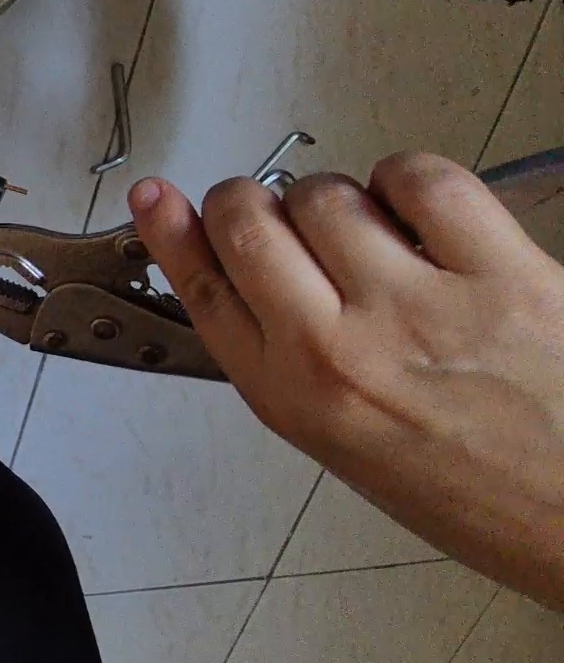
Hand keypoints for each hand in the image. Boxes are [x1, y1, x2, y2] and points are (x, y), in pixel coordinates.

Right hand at [129, 152, 563, 608]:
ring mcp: (419, 311)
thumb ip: (272, 349)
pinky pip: (423, 184)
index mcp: (285, 390)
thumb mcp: (328, 429)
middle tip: (266, 207)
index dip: (167, 229)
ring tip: (358, 223)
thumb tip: (240, 271)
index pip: (200, 286)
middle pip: (246, 226)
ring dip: (327, 195)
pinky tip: (410, 204)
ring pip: (324, 197)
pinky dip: (403, 177)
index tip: (154, 196)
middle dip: (243, 201)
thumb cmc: (464, 485)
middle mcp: (334, 349)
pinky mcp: (510, 280)